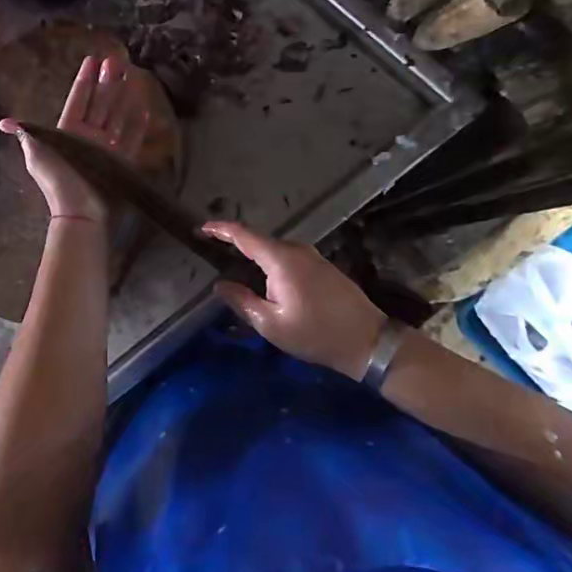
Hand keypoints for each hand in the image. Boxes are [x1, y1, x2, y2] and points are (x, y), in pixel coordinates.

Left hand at [2, 55, 150, 222]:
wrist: (80, 212)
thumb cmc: (58, 179)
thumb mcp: (37, 154)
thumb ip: (27, 134)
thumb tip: (4, 122)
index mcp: (66, 132)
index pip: (77, 100)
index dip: (84, 80)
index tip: (92, 60)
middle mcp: (87, 136)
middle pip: (99, 103)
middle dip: (107, 81)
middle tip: (116, 59)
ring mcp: (105, 148)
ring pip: (116, 115)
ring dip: (123, 95)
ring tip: (132, 73)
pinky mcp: (122, 160)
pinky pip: (131, 137)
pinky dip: (136, 123)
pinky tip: (143, 106)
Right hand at [204, 221, 388, 378]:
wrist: (371, 343)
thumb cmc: (317, 334)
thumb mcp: (271, 324)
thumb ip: (241, 301)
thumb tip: (220, 285)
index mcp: (280, 259)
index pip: (243, 235)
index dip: (219, 229)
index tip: (200, 228)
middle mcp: (296, 250)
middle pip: (257, 239)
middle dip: (233, 241)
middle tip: (211, 249)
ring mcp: (312, 257)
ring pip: (273, 249)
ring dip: (253, 253)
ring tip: (233, 262)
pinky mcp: (322, 267)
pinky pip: (287, 256)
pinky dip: (269, 260)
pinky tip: (264, 276)